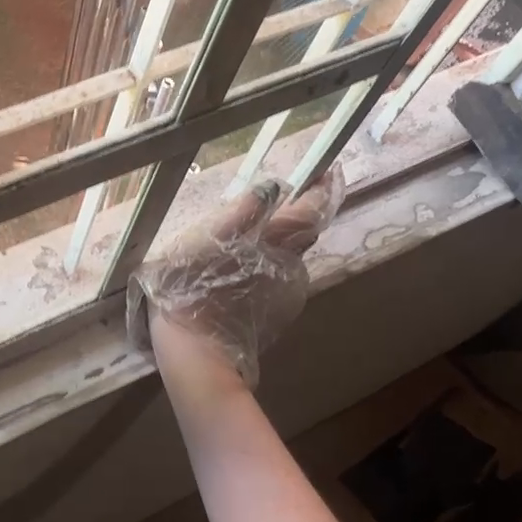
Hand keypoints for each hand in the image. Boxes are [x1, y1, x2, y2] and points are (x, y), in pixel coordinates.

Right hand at [127, 166, 343, 387]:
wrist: (196, 351)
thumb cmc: (193, 287)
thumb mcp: (208, 240)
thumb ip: (242, 213)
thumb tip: (272, 188)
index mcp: (275, 242)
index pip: (312, 209)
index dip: (323, 189)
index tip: (328, 170)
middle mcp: (291, 264)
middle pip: (303, 233)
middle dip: (298, 214)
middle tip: (278, 202)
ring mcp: (286, 292)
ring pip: (288, 258)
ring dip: (275, 245)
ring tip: (242, 245)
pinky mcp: (276, 314)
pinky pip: (276, 281)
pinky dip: (263, 270)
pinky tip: (235, 277)